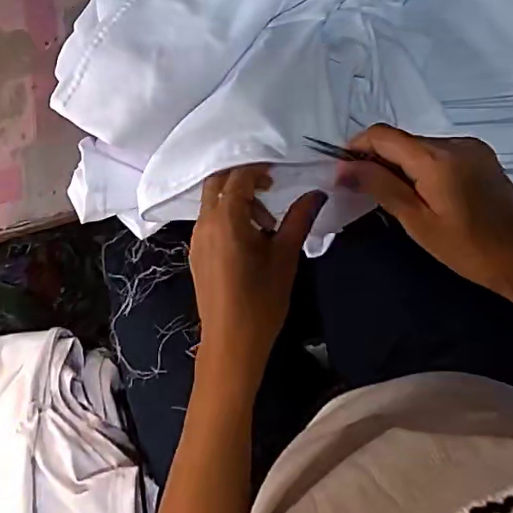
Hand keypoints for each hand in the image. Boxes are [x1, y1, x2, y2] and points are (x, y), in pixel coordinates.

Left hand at [190, 165, 324, 382]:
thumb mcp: (285, 256)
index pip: (238, 178)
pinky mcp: (196, 252)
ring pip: (211, 202)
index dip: (257, 171)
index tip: (278, 175)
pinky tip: (249, 239)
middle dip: (242, 180)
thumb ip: (298, 220)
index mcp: (225, 219)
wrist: (231, 341)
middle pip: (217, 183)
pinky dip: (227, 216)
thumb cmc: (261, 300)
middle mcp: (205, 222)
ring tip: (266, 224)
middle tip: (270, 189)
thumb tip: (316, 194)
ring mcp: (196, 237)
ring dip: (236, 200)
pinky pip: (209, 220)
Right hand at [337, 125, 512, 308]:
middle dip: (376, 160)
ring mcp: (471, 148)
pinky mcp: (481, 157)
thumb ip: (379, 186)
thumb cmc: (469, 249)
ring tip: (394, 198)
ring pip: (418, 147)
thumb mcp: (417, 221)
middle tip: (363, 191)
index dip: (356, 148)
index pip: (382, 135)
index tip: (342, 172)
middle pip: (400, 140)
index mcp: (436, 158)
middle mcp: (454, 143)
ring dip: (398, 165)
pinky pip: (437, 154)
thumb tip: (343, 167)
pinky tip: (421, 194)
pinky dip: (420, 168)